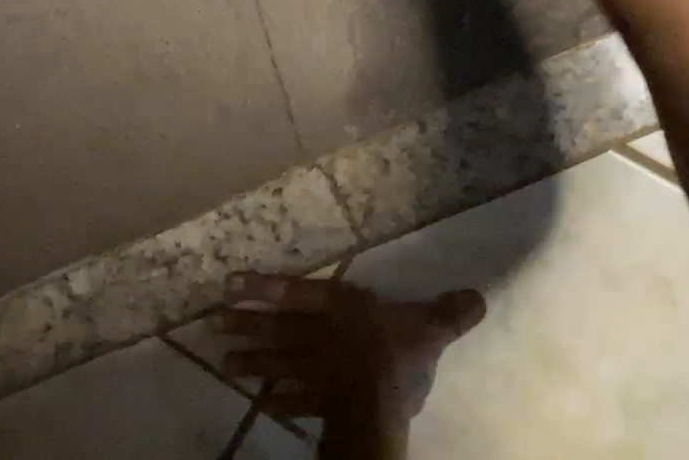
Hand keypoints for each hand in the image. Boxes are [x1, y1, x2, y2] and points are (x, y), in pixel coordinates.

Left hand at [218, 273, 485, 451]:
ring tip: (223, 362)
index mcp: (338, 308)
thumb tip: (476, 295)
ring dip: (251, 362)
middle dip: (245, 325)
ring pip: (276, 363)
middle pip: (276, 328)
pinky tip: (262, 404)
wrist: (381, 403)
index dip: (261, 287)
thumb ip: (447, 312)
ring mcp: (315, 371)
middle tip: (212, 323)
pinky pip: (295, 402)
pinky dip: (279, 403)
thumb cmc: (398, 355)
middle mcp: (318, 335)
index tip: (228, 285)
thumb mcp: (427, 327)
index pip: (293, 292)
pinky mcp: (321, 403)